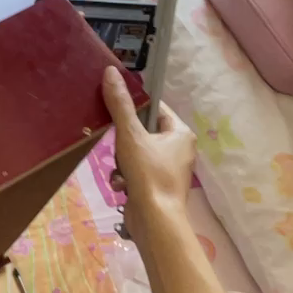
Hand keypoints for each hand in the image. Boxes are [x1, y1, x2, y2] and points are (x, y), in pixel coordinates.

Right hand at [101, 66, 196, 215]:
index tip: (115, 111)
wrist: (155, 220)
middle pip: (142, 132)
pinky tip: (121, 186)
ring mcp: (170, 170)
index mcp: (181, 133)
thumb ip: (120, 105)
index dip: (134, 108)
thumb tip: (111, 72)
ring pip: (135, 154)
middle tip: (118, 149)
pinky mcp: (158, 187)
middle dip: (123, 143)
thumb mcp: (130, 135)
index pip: (156, 108)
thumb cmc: (148, 173)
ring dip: (121, 162)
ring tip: (120, 173)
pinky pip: (136, 172)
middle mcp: (180, 149)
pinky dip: (124, 177)